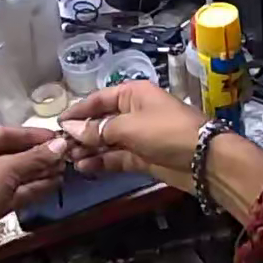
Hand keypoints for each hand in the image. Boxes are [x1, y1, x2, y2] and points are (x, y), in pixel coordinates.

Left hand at [0, 126, 67, 245]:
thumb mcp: (7, 169)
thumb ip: (36, 157)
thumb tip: (63, 144)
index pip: (5, 132)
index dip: (33, 134)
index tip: (57, 136)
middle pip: (10, 153)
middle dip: (38, 155)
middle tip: (65, 154)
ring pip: (14, 174)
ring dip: (38, 172)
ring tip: (64, 169)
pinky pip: (13, 191)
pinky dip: (32, 188)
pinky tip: (54, 184)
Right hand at [59, 81, 207, 192]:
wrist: (204, 159)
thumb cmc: (166, 132)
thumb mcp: (129, 126)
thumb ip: (98, 129)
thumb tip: (70, 129)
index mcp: (134, 94)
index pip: (99, 98)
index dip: (78, 110)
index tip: (57, 124)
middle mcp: (135, 112)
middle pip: (101, 121)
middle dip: (82, 134)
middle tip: (60, 148)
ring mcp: (139, 136)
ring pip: (107, 141)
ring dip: (89, 150)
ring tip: (68, 160)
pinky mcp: (143, 157)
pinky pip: (117, 157)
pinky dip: (102, 162)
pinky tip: (85, 168)